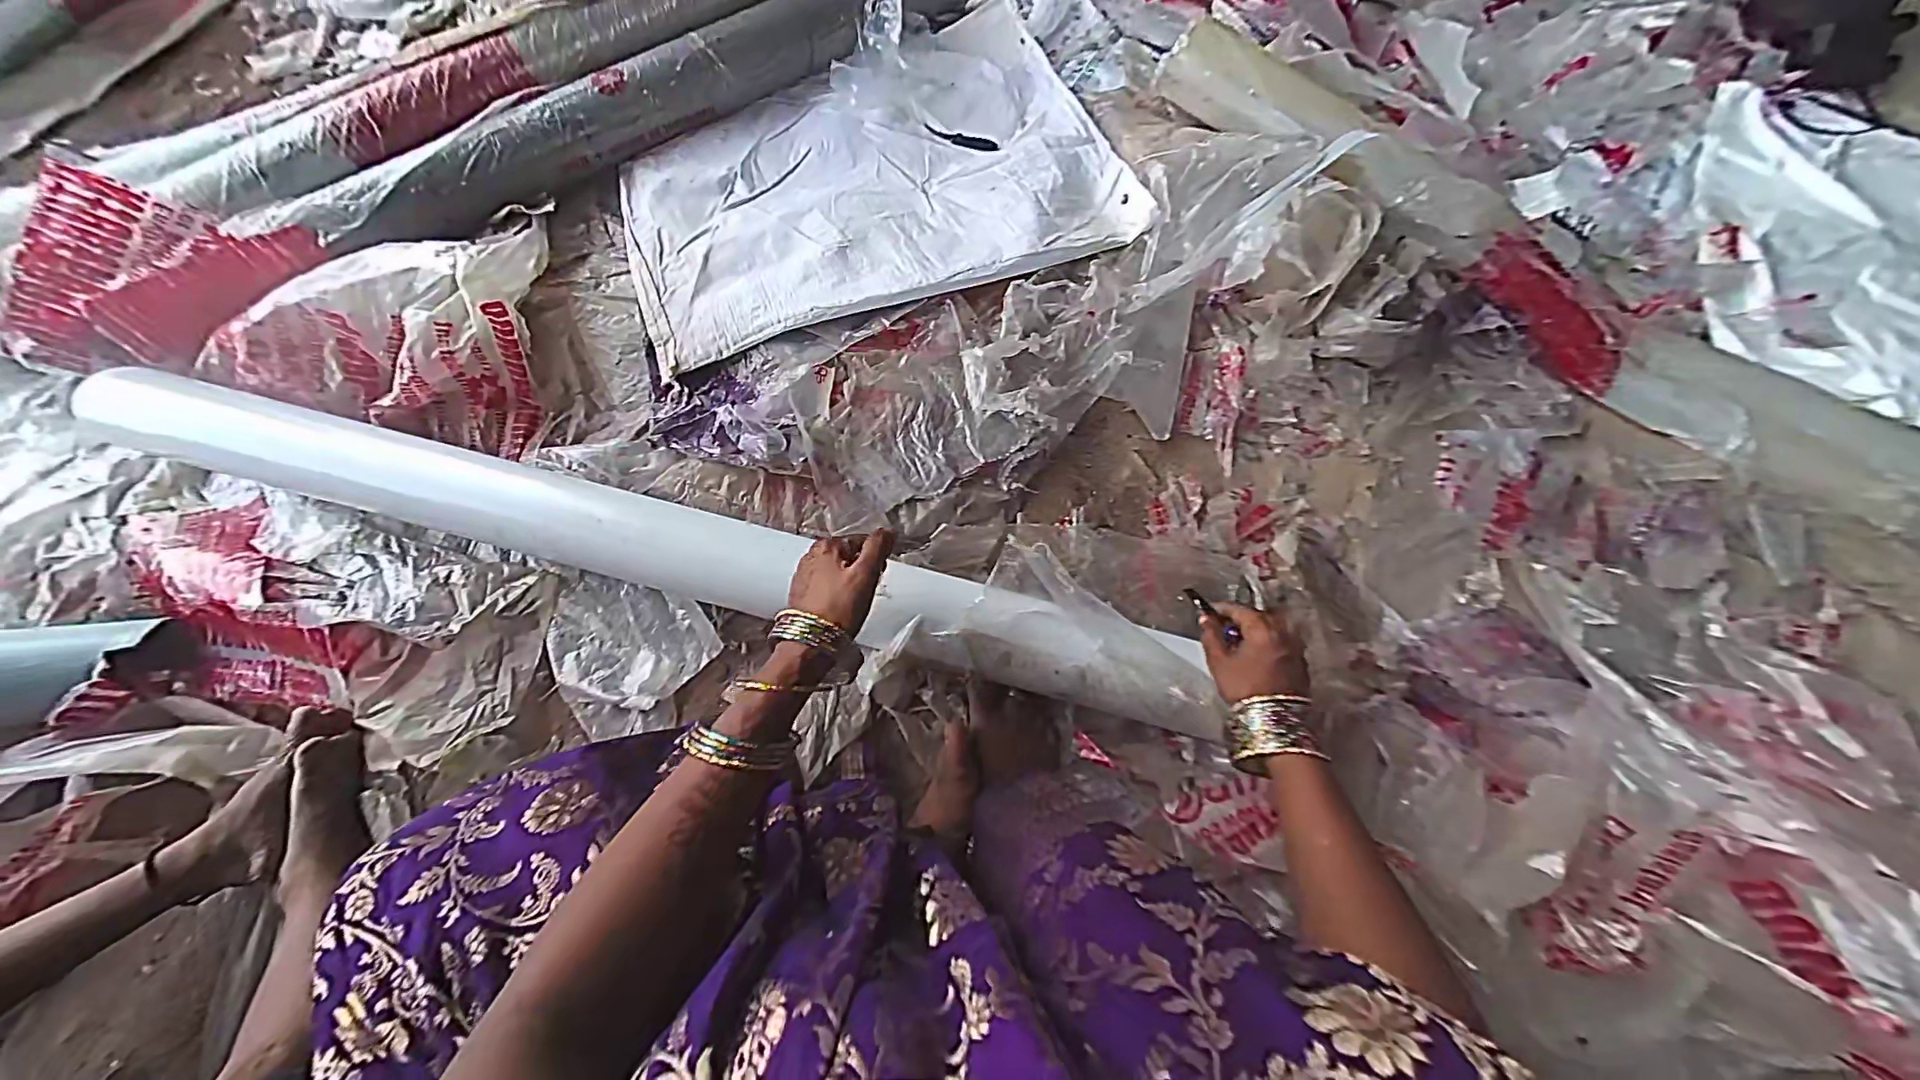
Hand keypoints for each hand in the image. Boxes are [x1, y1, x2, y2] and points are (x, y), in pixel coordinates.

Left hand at [786, 529, 894, 636]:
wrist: (810, 643)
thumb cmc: (839, 609)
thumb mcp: (866, 574)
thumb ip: (877, 548)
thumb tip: (887, 531)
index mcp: (826, 545)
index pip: (861, 541)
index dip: (875, 558)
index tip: (877, 575)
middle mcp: (810, 555)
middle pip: (847, 555)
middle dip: (861, 570)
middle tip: (865, 590)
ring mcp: (803, 575)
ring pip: (836, 571)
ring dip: (848, 582)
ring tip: (853, 601)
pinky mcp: (800, 594)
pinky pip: (826, 586)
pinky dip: (836, 593)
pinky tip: (840, 607)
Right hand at [1198, 601, 1310, 703]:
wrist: (1275, 718)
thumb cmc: (1243, 687)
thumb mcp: (1219, 662)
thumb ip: (1211, 635)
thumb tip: (1206, 618)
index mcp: (1262, 628)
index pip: (1239, 609)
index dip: (1221, 609)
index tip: (1208, 612)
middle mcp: (1283, 631)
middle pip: (1259, 614)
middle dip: (1240, 617)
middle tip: (1223, 627)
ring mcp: (1295, 645)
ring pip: (1273, 627)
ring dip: (1256, 628)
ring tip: (1241, 640)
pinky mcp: (1301, 659)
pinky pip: (1282, 639)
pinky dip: (1269, 639)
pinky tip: (1257, 652)